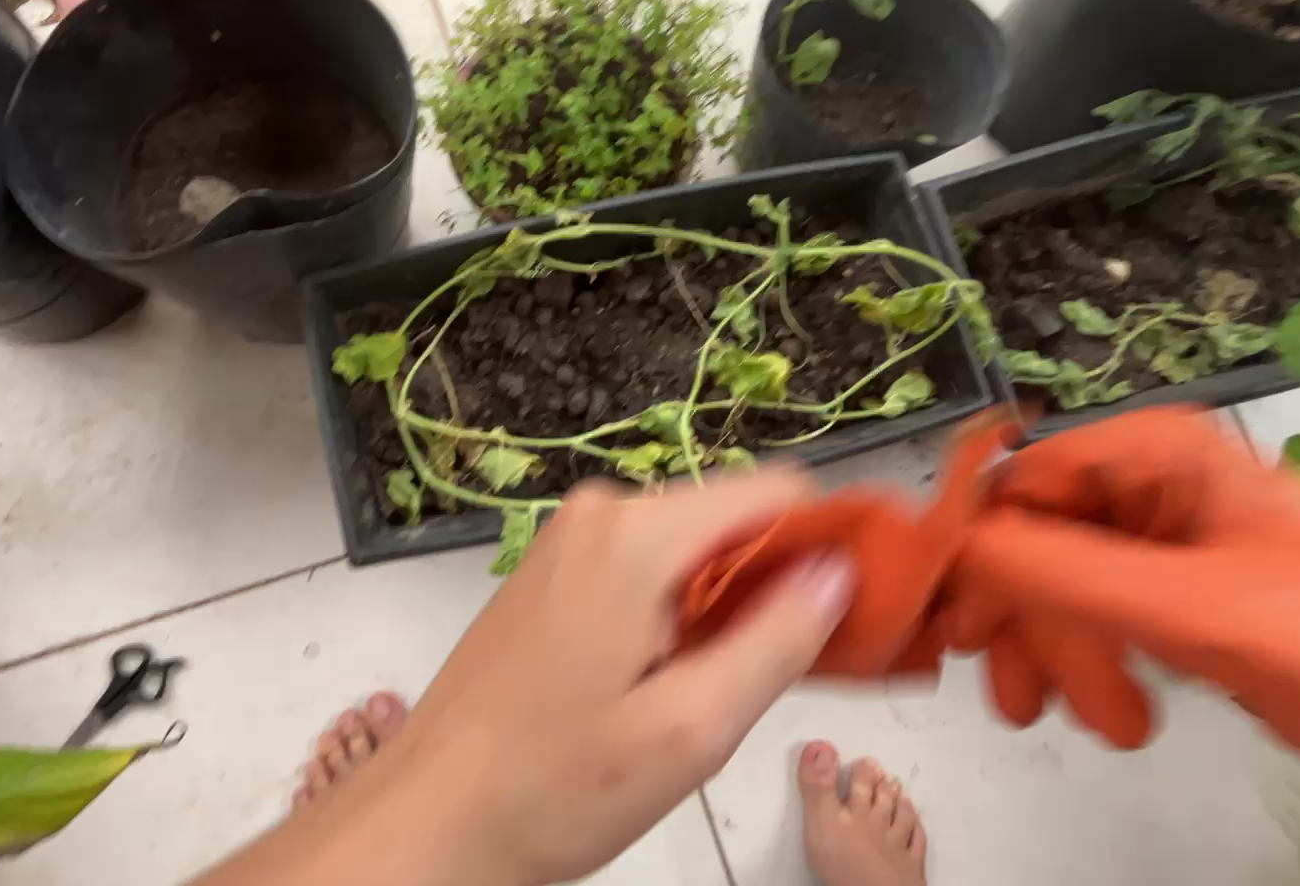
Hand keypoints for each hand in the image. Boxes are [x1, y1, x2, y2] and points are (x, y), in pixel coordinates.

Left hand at [355, 467, 854, 885]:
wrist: (432, 808)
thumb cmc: (558, 782)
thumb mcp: (691, 727)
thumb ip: (778, 640)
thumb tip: (839, 572)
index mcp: (635, 532)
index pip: (770, 492)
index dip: (829, 537)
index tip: (867, 598)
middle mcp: (600, 511)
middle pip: (727, 517)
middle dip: (776, 578)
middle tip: (801, 663)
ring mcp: (569, 535)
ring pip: (687, 543)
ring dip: (728, 598)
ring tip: (730, 678)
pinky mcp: (553, 565)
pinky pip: (643, 561)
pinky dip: (680, 601)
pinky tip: (676, 667)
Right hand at [947, 408, 1299, 870]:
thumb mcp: (1195, 606)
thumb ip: (1058, 568)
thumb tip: (948, 546)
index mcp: (1151, 452)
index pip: (1013, 483)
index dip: (975, 549)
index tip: (957, 623)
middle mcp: (1144, 482)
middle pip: (1029, 538)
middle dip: (1021, 621)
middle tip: (1013, 694)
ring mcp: (1160, 537)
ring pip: (1054, 581)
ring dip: (1053, 652)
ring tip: (1083, 721)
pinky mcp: (1176, 591)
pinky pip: (1093, 612)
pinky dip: (1086, 660)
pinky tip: (1106, 711)